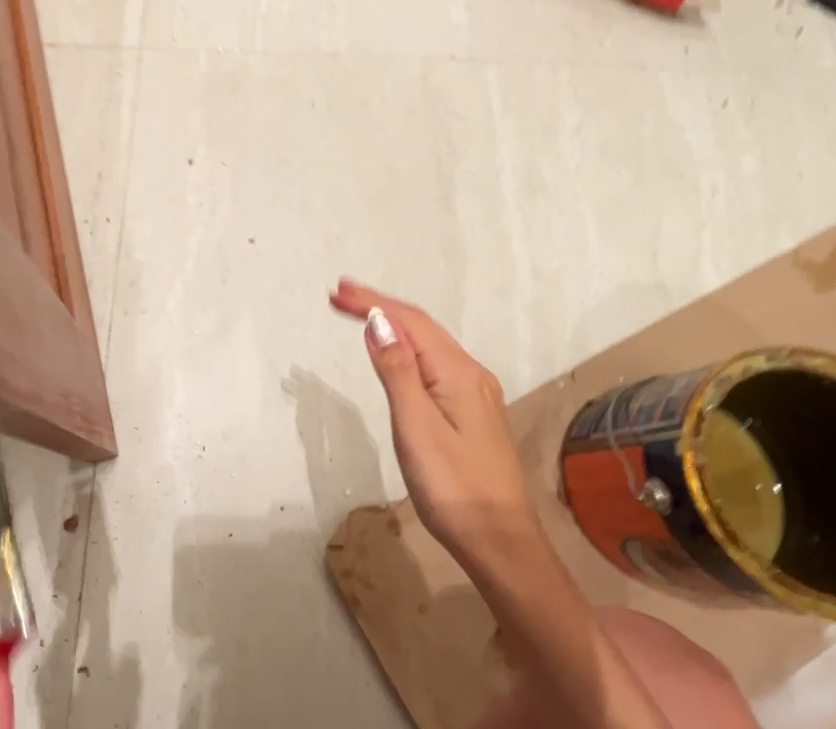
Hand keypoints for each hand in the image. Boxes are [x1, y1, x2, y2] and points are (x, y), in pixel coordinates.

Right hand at [330, 279, 538, 566]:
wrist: (500, 542)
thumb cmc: (453, 487)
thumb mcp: (416, 427)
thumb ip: (397, 371)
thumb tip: (378, 322)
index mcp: (457, 373)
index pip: (410, 322)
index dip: (371, 303)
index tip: (335, 293)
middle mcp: (471, 375)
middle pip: (421, 327)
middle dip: (380, 307)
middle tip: (339, 297)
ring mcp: (475, 395)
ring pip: (430, 345)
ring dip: (393, 326)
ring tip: (359, 316)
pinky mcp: (471, 414)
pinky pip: (435, 365)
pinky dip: (407, 349)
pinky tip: (395, 355)